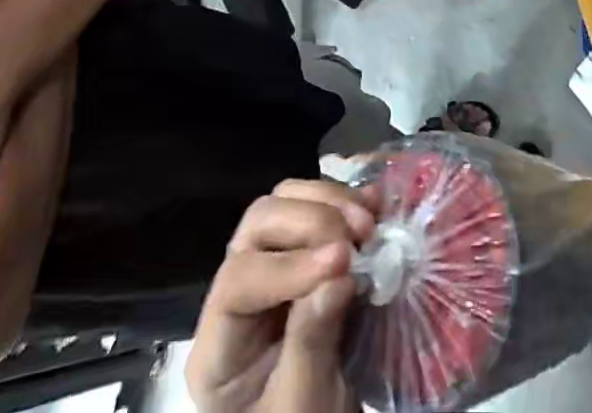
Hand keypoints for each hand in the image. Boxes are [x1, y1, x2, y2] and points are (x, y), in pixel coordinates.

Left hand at [186, 180, 376, 412]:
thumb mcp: (304, 408)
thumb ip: (311, 343)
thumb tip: (338, 275)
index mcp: (218, 342)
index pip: (239, 282)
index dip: (290, 266)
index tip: (343, 262)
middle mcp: (235, 291)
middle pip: (257, 227)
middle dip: (311, 221)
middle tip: (360, 237)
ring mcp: (268, 266)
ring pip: (282, 205)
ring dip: (328, 204)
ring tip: (368, 224)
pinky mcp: (303, 256)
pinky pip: (313, 209)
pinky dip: (344, 200)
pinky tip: (374, 204)